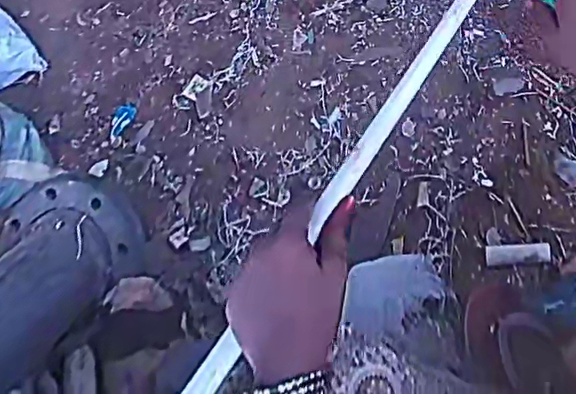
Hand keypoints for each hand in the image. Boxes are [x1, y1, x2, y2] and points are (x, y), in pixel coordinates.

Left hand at [227, 197, 353, 382]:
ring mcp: (244, 273)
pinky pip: (250, 278)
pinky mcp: (234, 294)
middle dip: (295, 247)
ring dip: (277, 265)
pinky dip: (260, 285)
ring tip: (293, 293)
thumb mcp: (335, 275)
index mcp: (288, 243)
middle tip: (310, 271)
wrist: (290, 368)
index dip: (315, 214)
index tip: (322, 218)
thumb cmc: (315, 324)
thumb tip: (341, 207)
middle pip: (281, 235)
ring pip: (265, 256)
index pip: (301, 209)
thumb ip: (336, 234)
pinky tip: (276, 303)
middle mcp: (261, 252)